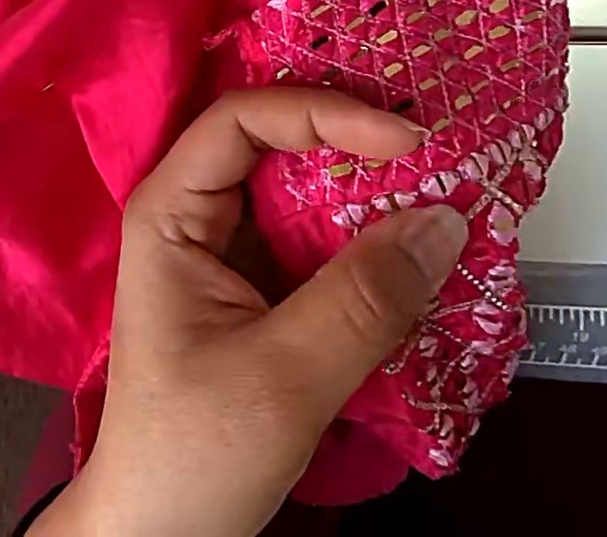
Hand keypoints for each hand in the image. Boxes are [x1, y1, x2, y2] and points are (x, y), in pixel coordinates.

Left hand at [31, 89, 468, 536]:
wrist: (163, 533)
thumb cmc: (193, 455)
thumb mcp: (281, 379)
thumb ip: (361, 300)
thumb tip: (443, 219)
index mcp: (171, 209)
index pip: (243, 120)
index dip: (321, 112)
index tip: (401, 136)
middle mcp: (198, 210)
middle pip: (276, 139)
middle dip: (353, 136)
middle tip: (432, 147)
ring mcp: (231, 242)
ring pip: (303, 183)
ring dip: (368, 182)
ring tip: (438, 182)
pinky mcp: (262, 276)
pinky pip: (318, 229)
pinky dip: (367, 227)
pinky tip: (413, 235)